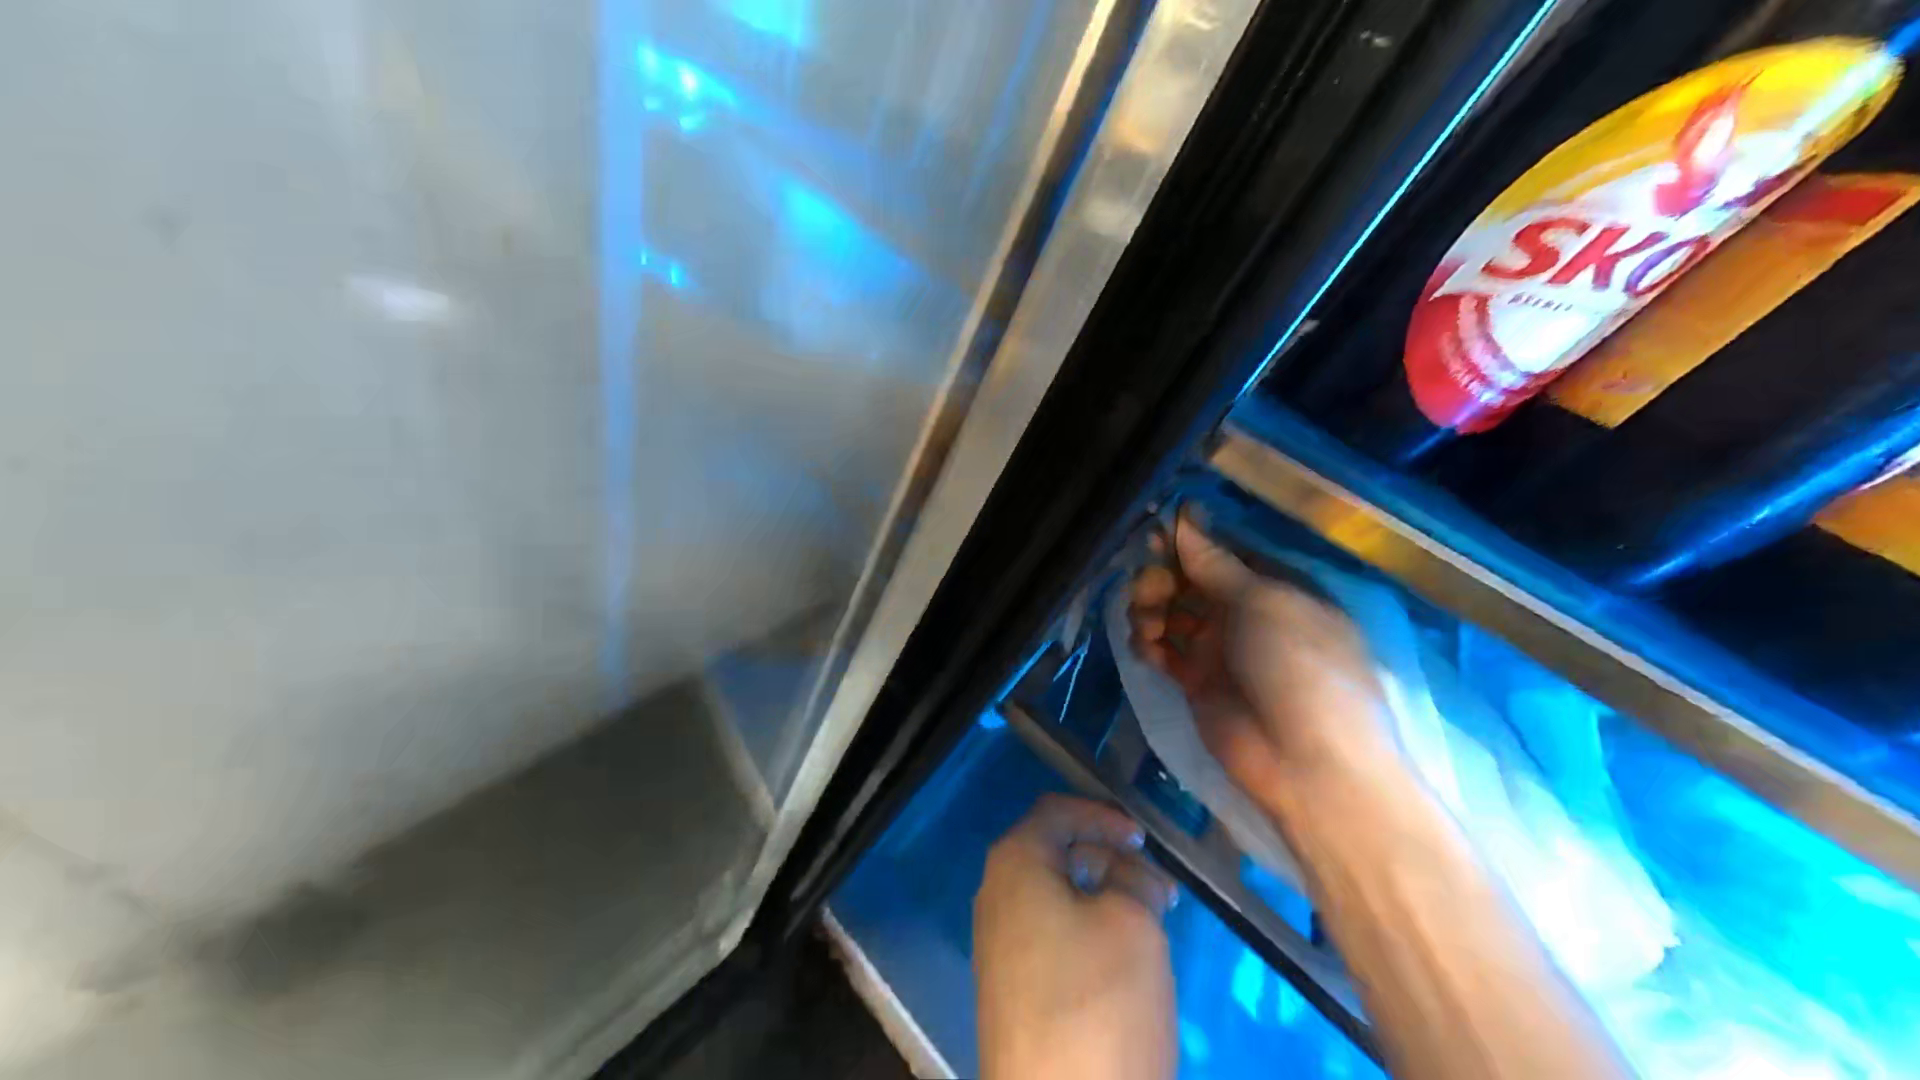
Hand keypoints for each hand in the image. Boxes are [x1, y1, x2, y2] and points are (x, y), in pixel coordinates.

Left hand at [973, 794, 1177, 1079]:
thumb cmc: (1097, 1000)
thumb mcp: (1133, 922)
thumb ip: (1133, 879)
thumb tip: (1129, 873)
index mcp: (1015, 863)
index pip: (1056, 811)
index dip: (1103, 815)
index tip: (1145, 840)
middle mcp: (996, 894)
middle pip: (1055, 852)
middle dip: (1110, 859)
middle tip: (1159, 889)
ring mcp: (999, 944)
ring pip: (1056, 896)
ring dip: (1104, 898)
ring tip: (1151, 924)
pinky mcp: (1011, 988)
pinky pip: (1051, 935)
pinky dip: (1088, 930)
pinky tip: (1123, 959)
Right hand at [1127, 511, 1405, 801]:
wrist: (1308, 765)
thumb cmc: (1298, 667)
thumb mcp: (1265, 603)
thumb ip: (1215, 563)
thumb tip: (1186, 517)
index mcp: (1274, 586)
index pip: (1221, 551)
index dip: (1186, 542)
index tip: (1153, 535)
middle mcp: (1245, 613)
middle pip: (1189, 580)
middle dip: (1162, 576)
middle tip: (1150, 588)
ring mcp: (1220, 648)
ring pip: (1171, 611)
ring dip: (1150, 608)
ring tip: (1148, 626)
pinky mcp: (1196, 681)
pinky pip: (1163, 649)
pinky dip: (1148, 644)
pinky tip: (1147, 650)